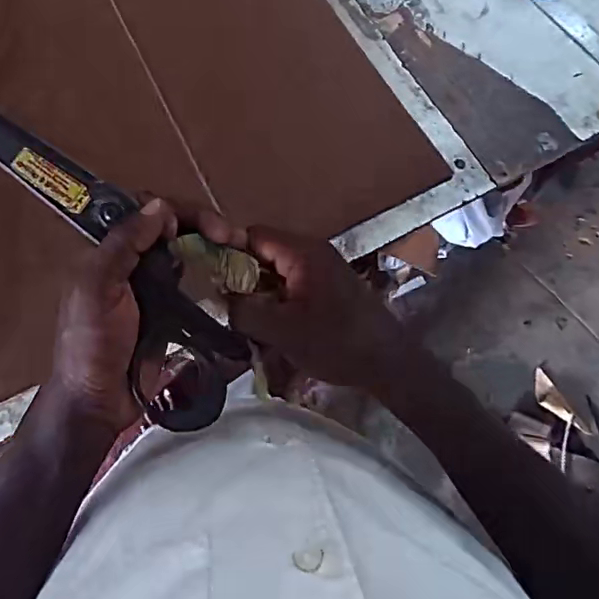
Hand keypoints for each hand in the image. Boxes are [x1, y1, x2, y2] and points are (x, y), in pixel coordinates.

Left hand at [43, 198, 246, 432]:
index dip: (178, 210)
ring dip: (209, 245)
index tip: (207, 226)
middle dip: (202, 224)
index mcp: (107, 249)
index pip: (146, 211)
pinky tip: (229, 275)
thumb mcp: (98, 287)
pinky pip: (190, 282)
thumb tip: (161, 206)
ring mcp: (150, 286)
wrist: (96, 402)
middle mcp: (130, 260)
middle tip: (233, 238)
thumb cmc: (92, 341)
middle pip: (170, 227)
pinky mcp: (167, 310)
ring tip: (238, 251)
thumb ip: (124, 244)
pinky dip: (209, 273)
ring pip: (183, 251)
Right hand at [228, 227, 418, 397]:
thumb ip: (245, 312)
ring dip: (258, 290)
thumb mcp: (284, 331)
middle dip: (240, 274)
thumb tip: (214, 300)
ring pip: (275, 269)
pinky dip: (275, 298)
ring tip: (240, 315)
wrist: (390, 364)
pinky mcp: (326, 286)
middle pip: (263, 251)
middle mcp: (311, 251)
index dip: (227, 250)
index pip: (253, 235)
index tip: (208, 275)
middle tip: (221, 300)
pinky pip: (290, 282)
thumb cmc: (338, 342)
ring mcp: (321, 268)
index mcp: (302, 252)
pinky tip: (267, 323)